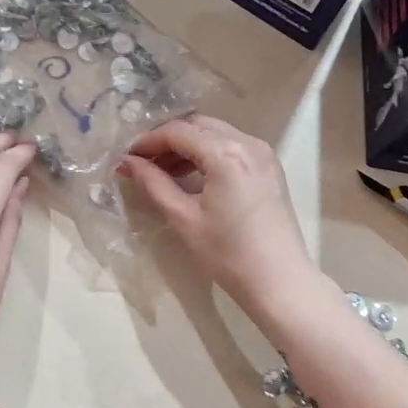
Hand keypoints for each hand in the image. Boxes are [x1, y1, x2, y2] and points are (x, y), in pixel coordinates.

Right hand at [116, 116, 312, 306]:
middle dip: (168, 139)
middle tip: (144, 163)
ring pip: (216, 133)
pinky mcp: (270, 167)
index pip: (178, 132)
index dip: (148, 141)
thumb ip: (154, 184)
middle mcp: (248, 142)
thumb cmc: (228, 254)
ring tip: (164, 172)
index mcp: (226, 153)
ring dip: (188, 145)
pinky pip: (233, 145)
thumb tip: (127, 163)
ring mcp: (263, 153)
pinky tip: (194, 175)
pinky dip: (209, 152)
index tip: (127, 158)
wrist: (280, 281)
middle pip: (198, 125)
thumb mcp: (184, 218)